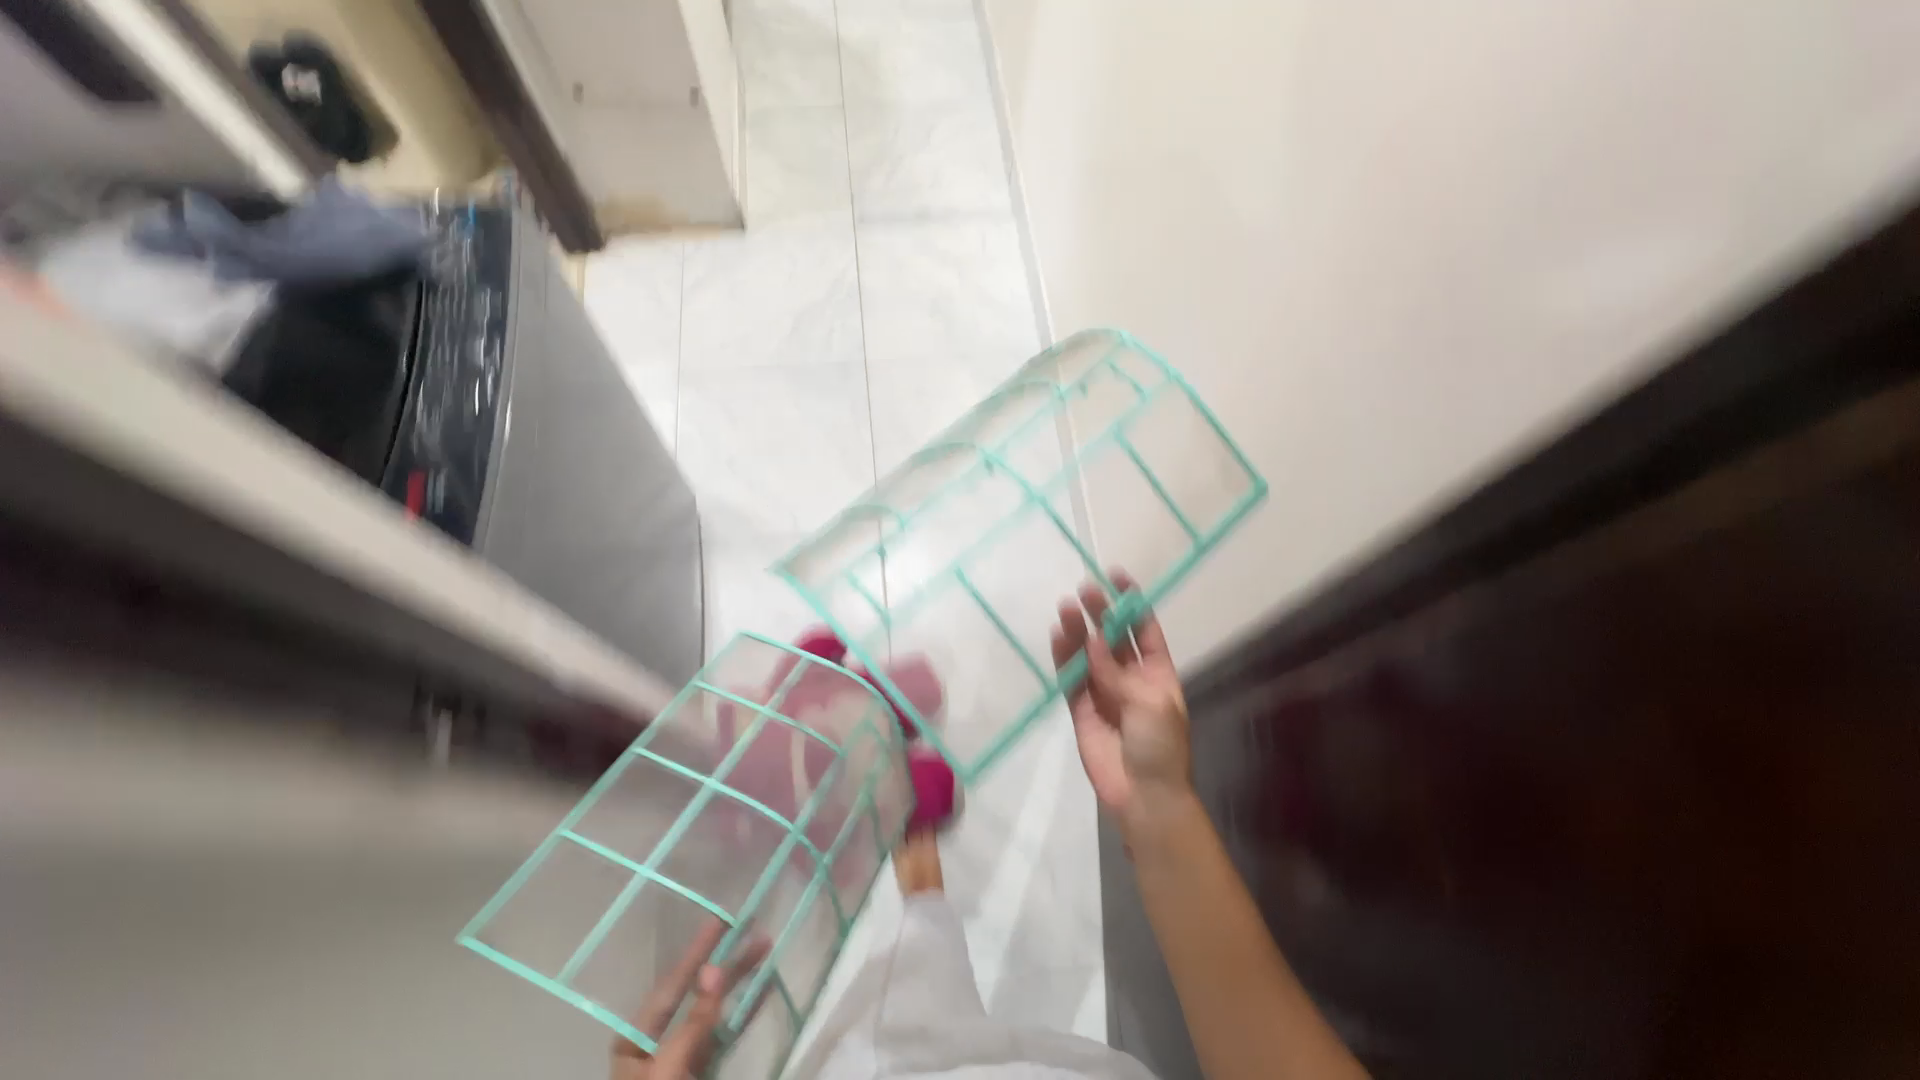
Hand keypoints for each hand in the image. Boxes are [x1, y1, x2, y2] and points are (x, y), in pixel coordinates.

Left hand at [610, 919, 769, 1079]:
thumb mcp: (669, 1070)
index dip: (697, 952)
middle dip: (726, 963)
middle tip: (758, 931)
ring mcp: (680, 1059)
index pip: (671, 985)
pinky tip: (764, 994)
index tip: (721, 920)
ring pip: (714, 1011)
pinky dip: (745, 1014)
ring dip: (740, 983)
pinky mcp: (701, 1073)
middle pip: (695, 993)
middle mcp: (656, 1043)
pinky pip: (725, 1036)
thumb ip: (693, 1024)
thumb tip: (712, 971)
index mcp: (635, 1039)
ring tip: (766, 950)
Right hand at [1051, 570, 1193, 835]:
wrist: (1144, 796)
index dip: (1131, 601)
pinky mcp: (1081, 710)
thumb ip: (1117, 673)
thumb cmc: (1161, 747)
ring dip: (1078, 631)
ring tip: (1065, 607)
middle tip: (1084, 589)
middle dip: (1100, 612)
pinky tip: (1057, 636)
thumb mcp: (1150, 704)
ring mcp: (1103, 692)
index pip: (1143, 628)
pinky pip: (1070, 679)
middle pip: (1113, 637)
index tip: (1115, 575)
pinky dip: (1063, 658)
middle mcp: (1130, 677)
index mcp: (1157, 673)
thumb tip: (1093, 642)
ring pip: (1088, 654)